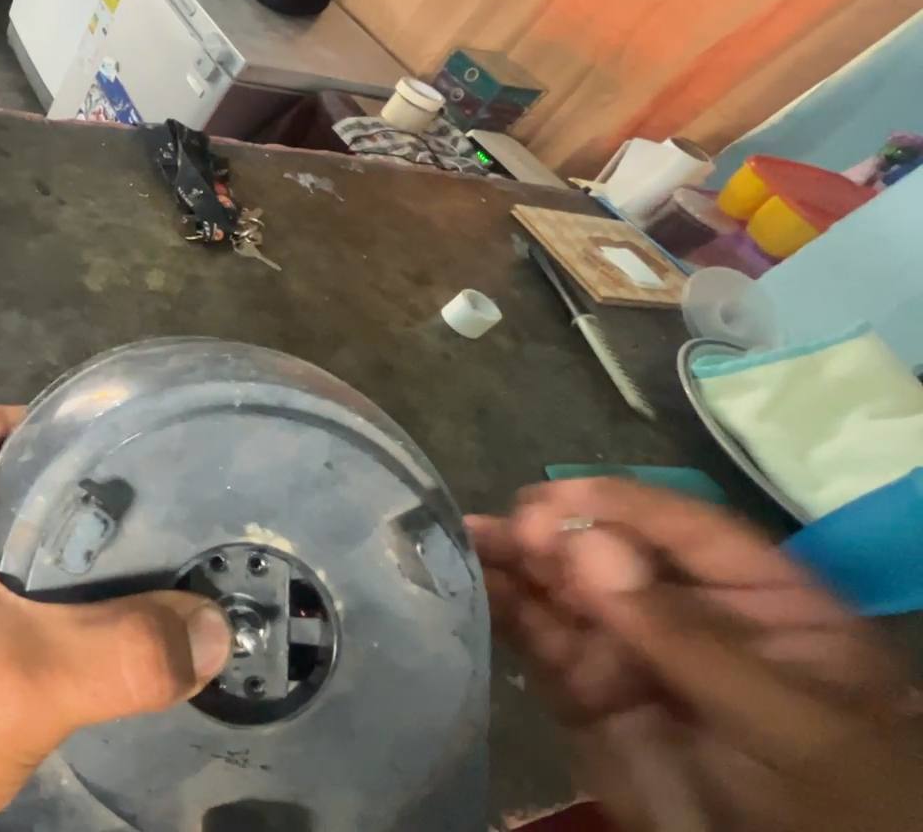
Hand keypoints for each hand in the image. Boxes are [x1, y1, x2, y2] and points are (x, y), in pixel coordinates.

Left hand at [0, 406, 232, 831]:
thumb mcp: (31, 678)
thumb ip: (128, 650)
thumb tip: (215, 627)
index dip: (38, 422)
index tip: (105, 445)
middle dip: (61, 487)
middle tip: (136, 507)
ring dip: (53, 547)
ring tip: (129, 560)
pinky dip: (37, 595)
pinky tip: (89, 623)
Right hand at [470, 478, 920, 831]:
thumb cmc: (832, 800)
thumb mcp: (783, 718)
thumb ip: (684, 633)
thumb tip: (585, 545)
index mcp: (762, 603)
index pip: (689, 532)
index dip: (621, 506)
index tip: (555, 498)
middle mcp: (683, 611)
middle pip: (608, 551)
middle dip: (554, 533)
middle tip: (509, 529)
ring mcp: (626, 646)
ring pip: (558, 585)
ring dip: (511, 558)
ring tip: (467, 538)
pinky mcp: (578, 683)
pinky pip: (532, 632)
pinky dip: (495, 603)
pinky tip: (466, 579)